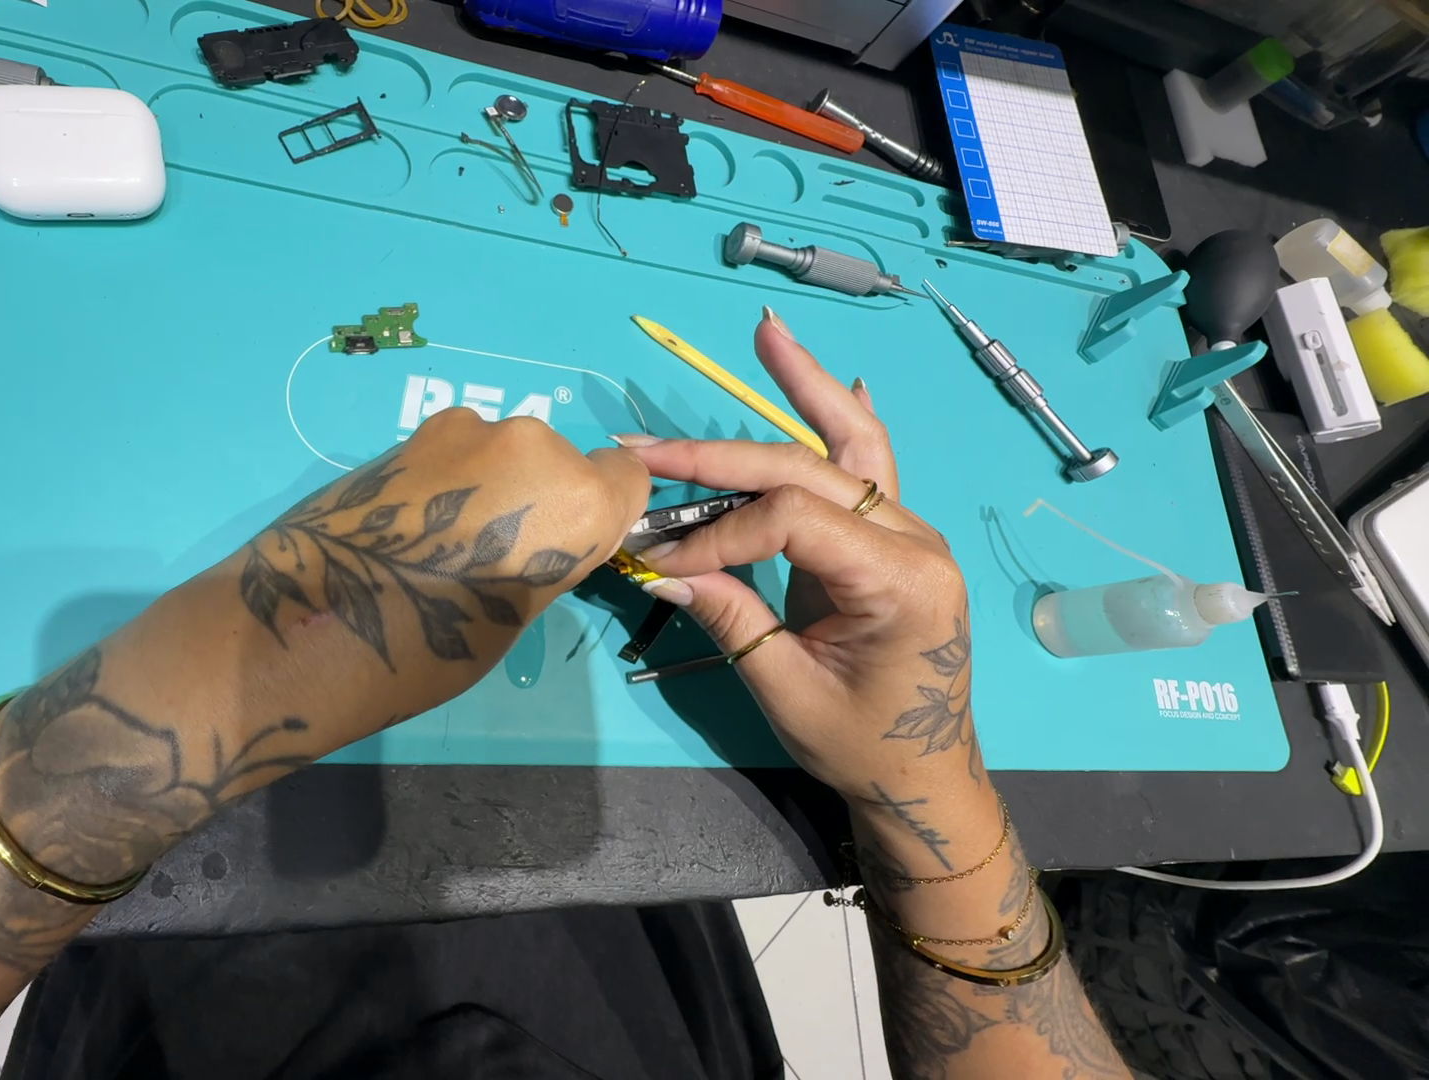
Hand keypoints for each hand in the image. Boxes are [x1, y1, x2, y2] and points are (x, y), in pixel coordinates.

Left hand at [142, 407, 650, 746]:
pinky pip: (460, 449)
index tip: (570, 544)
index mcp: (578, 499)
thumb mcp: (516, 614)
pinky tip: (410, 522)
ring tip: (442, 540)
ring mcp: (467, 429)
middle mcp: (532, 445)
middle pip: (564, 461)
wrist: (312, 620)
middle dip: (544, 497)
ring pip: (508, 451)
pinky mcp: (413, 429)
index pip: (627, 479)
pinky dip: (452, 477)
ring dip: (494, 483)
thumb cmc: (427, 647)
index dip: (601, 513)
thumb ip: (548, 557)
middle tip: (497, 552)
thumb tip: (543, 534)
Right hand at [618, 308, 979, 804]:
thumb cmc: (860, 744)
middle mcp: (913, 538)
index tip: (660, 562)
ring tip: (767, 333)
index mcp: (900, 581)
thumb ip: (729, 617)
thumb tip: (658, 569)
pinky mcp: (890, 536)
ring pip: (851, 442)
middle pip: (807, 469)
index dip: (715, 534)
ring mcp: (907, 530)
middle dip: (721, 454)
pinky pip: (870, 464)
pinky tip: (838, 378)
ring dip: (804, 386)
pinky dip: (844, 417)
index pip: (790, 521)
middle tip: (648, 444)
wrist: (923, 771)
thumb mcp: (784, 688)